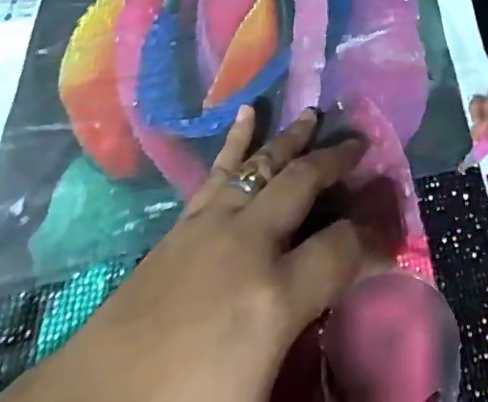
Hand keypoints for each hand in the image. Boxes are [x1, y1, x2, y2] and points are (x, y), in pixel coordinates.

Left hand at [7, 106, 371, 401]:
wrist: (96, 399)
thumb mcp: (260, 395)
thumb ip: (305, 353)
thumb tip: (338, 330)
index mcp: (274, 296)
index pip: (343, 250)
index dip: (374, 241)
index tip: (391, 233)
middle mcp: (248, 243)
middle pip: (302, 184)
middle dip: (337, 161)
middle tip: (362, 144)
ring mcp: (210, 225)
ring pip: (261, 165)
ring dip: (291, 139)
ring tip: (313, 115)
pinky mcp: (182, 224)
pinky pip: (218, 172)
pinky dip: (236, 142)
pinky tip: (246, 115)